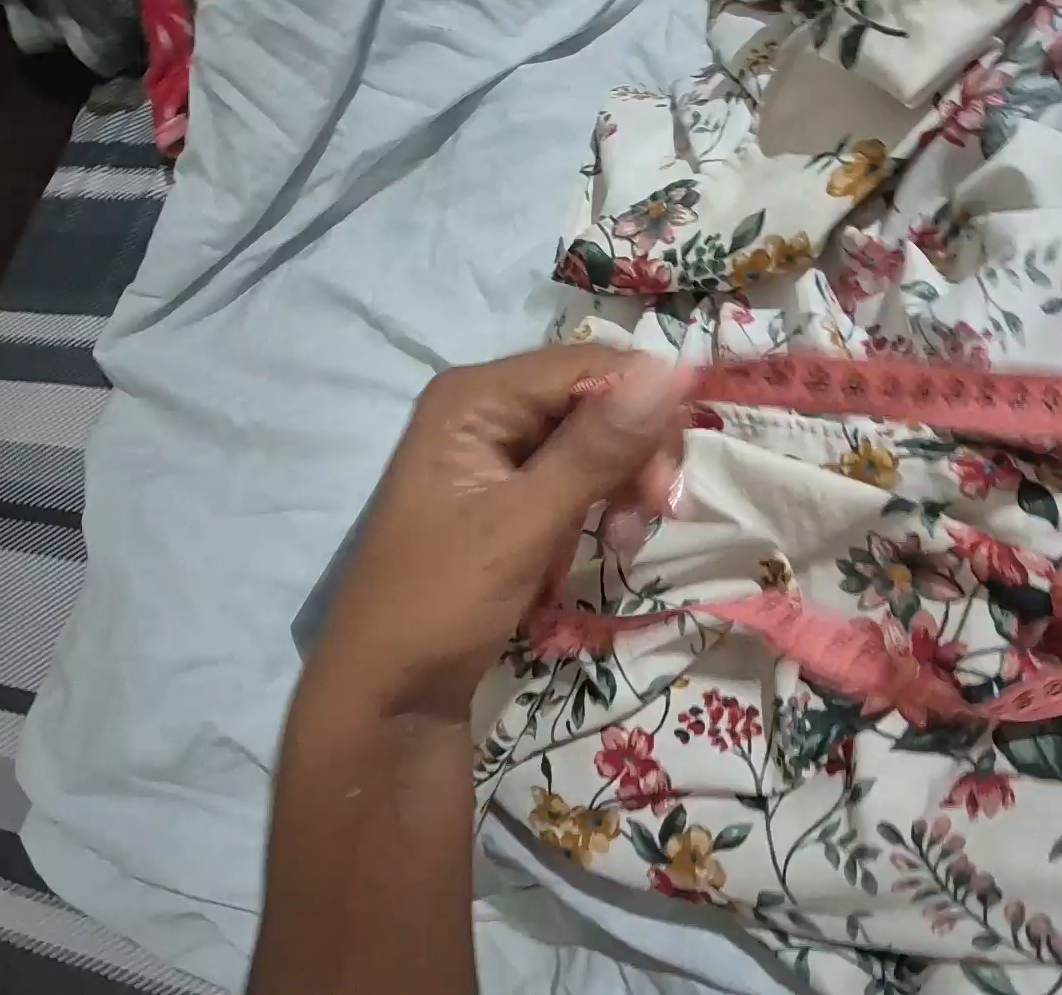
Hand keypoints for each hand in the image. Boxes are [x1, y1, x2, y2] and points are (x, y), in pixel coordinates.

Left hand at [315, 346, 693, 719]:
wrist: (389, 697)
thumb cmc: (441, 604)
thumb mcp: (523, 525)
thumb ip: (597, 449)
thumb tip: (672, 372)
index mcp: (476, 396)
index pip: (589, 365)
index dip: (645, 408)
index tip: (670, 484)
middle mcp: (488, 409)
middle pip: (598, 400)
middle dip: (635, 456)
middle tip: (654, 516)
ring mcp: (500, 452)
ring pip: (598, 442)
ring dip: (622, 490)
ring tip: (621, 544)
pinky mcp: (513, 492)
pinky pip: (580, 478)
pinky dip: (600, 510)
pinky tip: (601, 546)